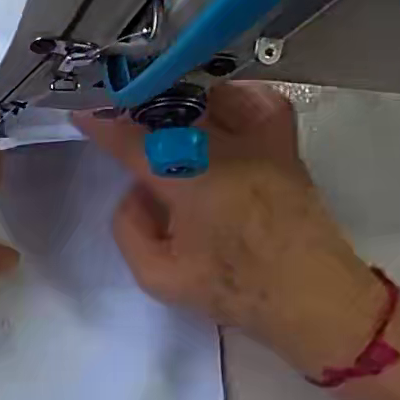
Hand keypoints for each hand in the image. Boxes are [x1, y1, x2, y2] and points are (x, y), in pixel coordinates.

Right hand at [75, 82, 383, 374]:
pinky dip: (234, 99)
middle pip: (173, 111)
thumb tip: (136, 191)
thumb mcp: (156, 276)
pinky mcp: (285, 152)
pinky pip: (261, 106)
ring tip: (160, 114)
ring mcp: (262, 148)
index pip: (136, 142)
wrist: (318, 301)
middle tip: (115, 115)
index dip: (103, 125)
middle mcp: (228, 155)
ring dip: (181, 102)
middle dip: (137, 108)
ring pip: (217, 99)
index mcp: (193, 184)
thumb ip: (128, 228)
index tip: (81, 113)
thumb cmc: (235, 289)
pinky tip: (213, 110)